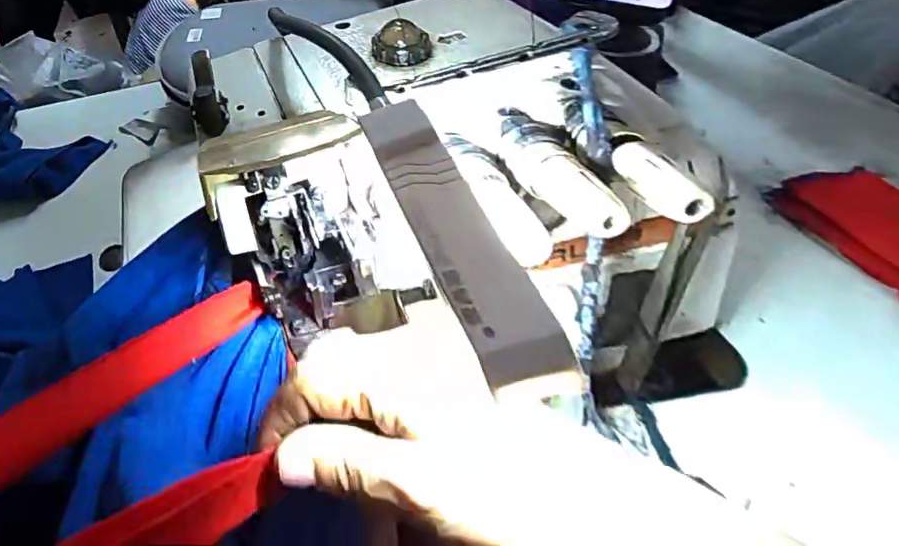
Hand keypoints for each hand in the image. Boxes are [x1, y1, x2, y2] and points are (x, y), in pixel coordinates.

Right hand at [259, 329, 795, 545]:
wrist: (634, 524)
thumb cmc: (526, 501)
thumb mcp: (430, 486)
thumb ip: (352, 464)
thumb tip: (281, 459)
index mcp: (395, 378)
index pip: (310, 381)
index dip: (279, 420)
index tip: (265, 469)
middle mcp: (406, 373)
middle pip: (329, 381)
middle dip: (307, 428)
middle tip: (302, 477)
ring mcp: (431, 395)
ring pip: (358, 403)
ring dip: (342, 449)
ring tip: (353, 501)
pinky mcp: (453, 421)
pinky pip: (392, 427)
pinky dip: (378, 460)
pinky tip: (393, 500)